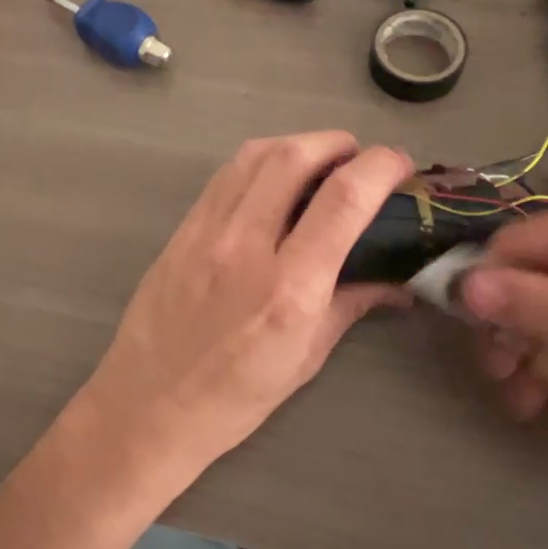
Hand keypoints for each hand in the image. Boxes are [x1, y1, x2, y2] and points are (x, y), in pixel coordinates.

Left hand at [75, 133, 413, 473]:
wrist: (147, 406)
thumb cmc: (235, 397)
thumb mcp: (306, 358)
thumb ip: (352, 303)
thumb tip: (399, 277)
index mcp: (288, 288)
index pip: (343, 199)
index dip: (381, 166)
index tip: (400, 165)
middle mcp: (246, 246)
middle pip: (295, 156)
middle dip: (338, 142)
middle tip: (359, 159)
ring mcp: (206, 231)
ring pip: (256, 154)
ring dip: (298, 143)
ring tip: (321, 161)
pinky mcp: (182, 228)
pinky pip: (226, 174)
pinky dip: (260, 161)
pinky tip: (275, 178)